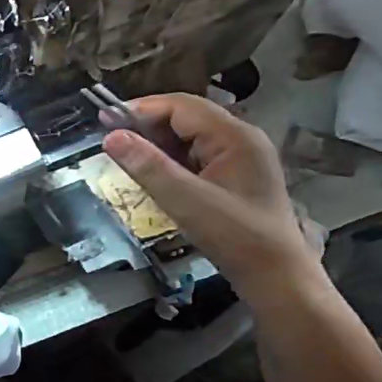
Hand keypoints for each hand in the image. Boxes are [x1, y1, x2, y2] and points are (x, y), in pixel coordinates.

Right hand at [102, 93, 317, 299]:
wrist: (276, 276)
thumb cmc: (236, 236)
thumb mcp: (187, 201)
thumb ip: (149, 167)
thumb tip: (111, 138)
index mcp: (235, 136)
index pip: (181, 106)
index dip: (142, 109)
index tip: (105, 121)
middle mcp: (240, 139)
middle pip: (185, 118)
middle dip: (147, 127)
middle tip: (111, 142)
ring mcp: (239, 159)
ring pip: (189, 139)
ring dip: (157, 145)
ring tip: (125, 159)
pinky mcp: (233, 177)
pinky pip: (195, 158)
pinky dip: (170, 162)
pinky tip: (152, 176)